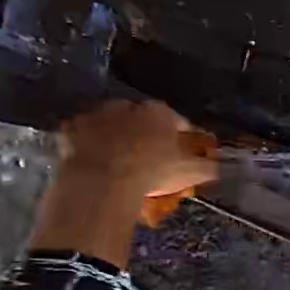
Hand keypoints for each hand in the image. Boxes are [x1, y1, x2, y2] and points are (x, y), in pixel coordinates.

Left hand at [58, 99, 218, 199]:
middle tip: (149, 157)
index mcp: (159, 113)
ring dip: (116, 137)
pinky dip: (88, 145)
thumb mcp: (189, 173)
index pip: (178, 121)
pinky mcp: (71, 129)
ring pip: (111, 124)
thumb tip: (218, 165)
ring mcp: (97, 115)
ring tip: (119, 160)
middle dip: (147, 134)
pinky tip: (92, 161)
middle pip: (142, 119)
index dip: (182, 136)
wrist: (102, 182)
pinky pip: (83, 136)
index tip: (183, 151)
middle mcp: (128, 106)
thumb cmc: (152, 173)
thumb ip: (207, 167)